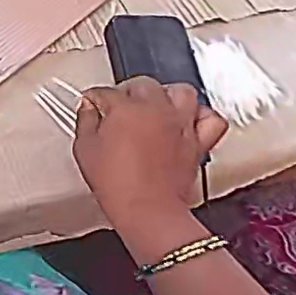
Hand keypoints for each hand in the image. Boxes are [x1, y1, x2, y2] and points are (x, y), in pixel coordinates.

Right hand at [74, 77, 226, 230]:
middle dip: (128, 91)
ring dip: (166, 95)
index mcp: (126, 109)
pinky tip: (187, 120)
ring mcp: (181, 125)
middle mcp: (157, 111)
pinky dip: (201, 116)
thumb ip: (85, 121)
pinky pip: (211, 119)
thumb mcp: (84, 148)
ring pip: (181, 92)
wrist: (146, 209)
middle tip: (118, 104)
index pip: (107, 92)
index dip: (95, 98)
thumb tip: (87, 109)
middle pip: (144, 85)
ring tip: (154, 104)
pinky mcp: (198, 142)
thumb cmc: (117, 182)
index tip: (91, 104)